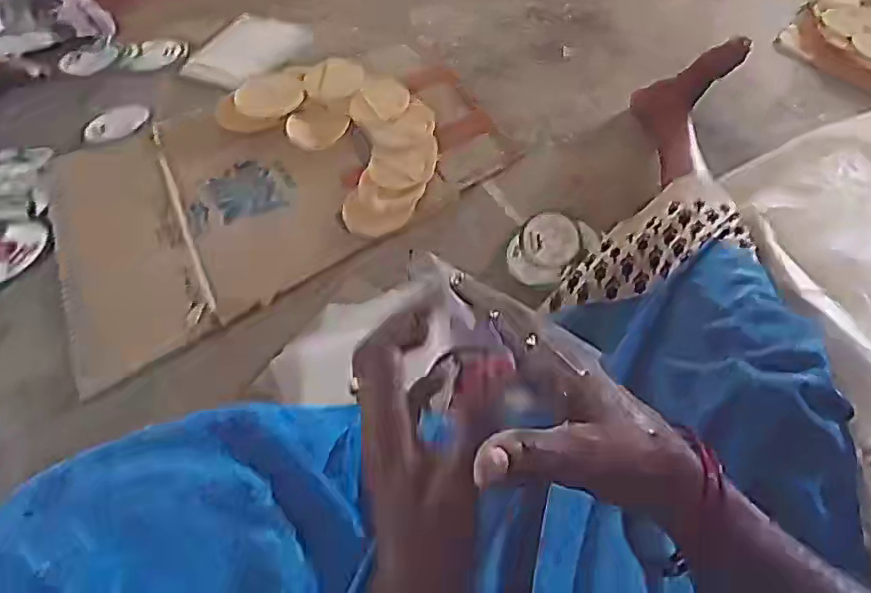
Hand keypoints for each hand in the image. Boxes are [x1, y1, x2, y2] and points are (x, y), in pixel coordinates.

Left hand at [354, 298, 509, 592]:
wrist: (420, 586)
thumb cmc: (438, 536)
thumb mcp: (463, 474)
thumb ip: (478, 416)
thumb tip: (495, 359)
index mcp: (386, 428)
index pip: (375, 358)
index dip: (400, 324)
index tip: (435, 305)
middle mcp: (378, 427)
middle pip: (377, 361)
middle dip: (407, 330)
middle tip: (445, 315)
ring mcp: (386, 440)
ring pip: (392, 379)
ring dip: (420, 353)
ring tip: (459, 338)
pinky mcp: (400, 452)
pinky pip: (408, 399)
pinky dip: (431, 379)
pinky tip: (462, 382)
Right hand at [451, 276, 699, 528]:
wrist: (667, 472)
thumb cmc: (628, 458)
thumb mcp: (581, 457)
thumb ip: (532, 454)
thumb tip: (478, 461)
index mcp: (563, 365)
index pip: (515, 323)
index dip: (483, 301)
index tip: (449, 280)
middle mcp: (562, 362)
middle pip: (514, 324)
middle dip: (480, 306)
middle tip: (439, 293)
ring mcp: (565, 378)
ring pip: (519, 342)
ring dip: (489, 327)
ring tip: (451, 322)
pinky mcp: (567, 397)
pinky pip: (524, 367)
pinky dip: (501, 358)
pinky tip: (485, 371)